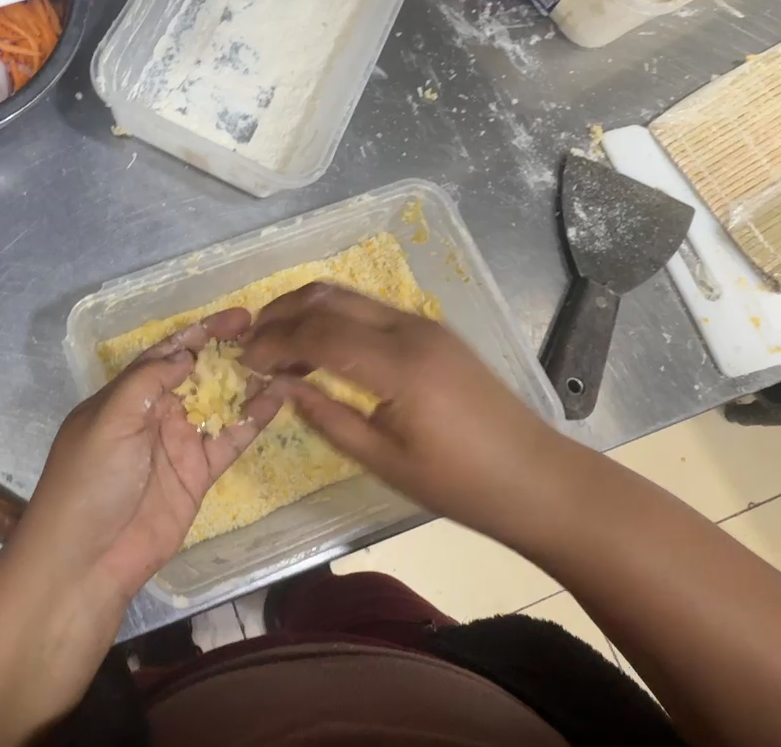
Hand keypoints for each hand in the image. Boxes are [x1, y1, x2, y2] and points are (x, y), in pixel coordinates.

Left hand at [16, 308, 281, 602]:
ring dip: (246, 382)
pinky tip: (277, 398)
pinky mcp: (199, 473)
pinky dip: (253, 419)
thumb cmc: (89, 481)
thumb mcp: (110, 419)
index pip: (167, 353)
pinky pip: (230, 438)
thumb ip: (148, 382)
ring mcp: (179, 442)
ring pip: (219, 403)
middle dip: (228, 351)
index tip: (236, 316)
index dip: (200, 333)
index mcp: (127, 395)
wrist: (87, 558)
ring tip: (282, 360)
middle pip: (198, 373)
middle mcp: (155, 412)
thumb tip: (185, 353)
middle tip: (266, 333)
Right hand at [239, 283, 571, 541]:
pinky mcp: (430, 329)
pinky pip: (366, 309)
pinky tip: (316, 349)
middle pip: (326, 298)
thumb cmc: (461, 484)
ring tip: (274, 344)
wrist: (538, 478)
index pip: (317, 334)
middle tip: (249, 343)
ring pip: (345, 296)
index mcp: (399, 365)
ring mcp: (422, 323)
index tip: (242, 361)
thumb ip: (326, 417)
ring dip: (302, 311)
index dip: (272, 343)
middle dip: (279, 315)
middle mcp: (408, 329)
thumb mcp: (384, 461)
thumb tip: (279, 387)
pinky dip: (330, 318)